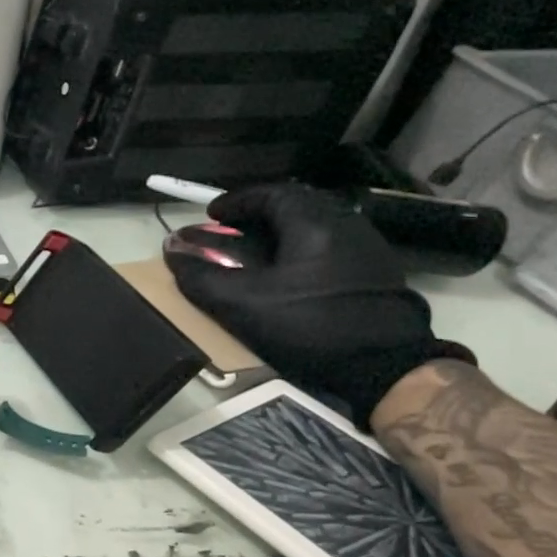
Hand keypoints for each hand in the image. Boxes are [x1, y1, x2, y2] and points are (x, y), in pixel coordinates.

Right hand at [165, 183, 468, 428]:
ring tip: (250, 256)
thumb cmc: (308, 324)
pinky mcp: (374, 274)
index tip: (211, 214)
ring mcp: (365, 250)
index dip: (238, 201)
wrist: (384, 362)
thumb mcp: (243, 304)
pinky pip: (327, 249)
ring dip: (277, 236)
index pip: (273, 194)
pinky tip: (284, 279)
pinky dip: (297, 253)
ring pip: (312, 229)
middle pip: (295, 208)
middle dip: (255, 217)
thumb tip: (172, 253)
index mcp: (315, 224)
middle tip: (227, 233)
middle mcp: (344, 226)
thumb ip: (202, 278)